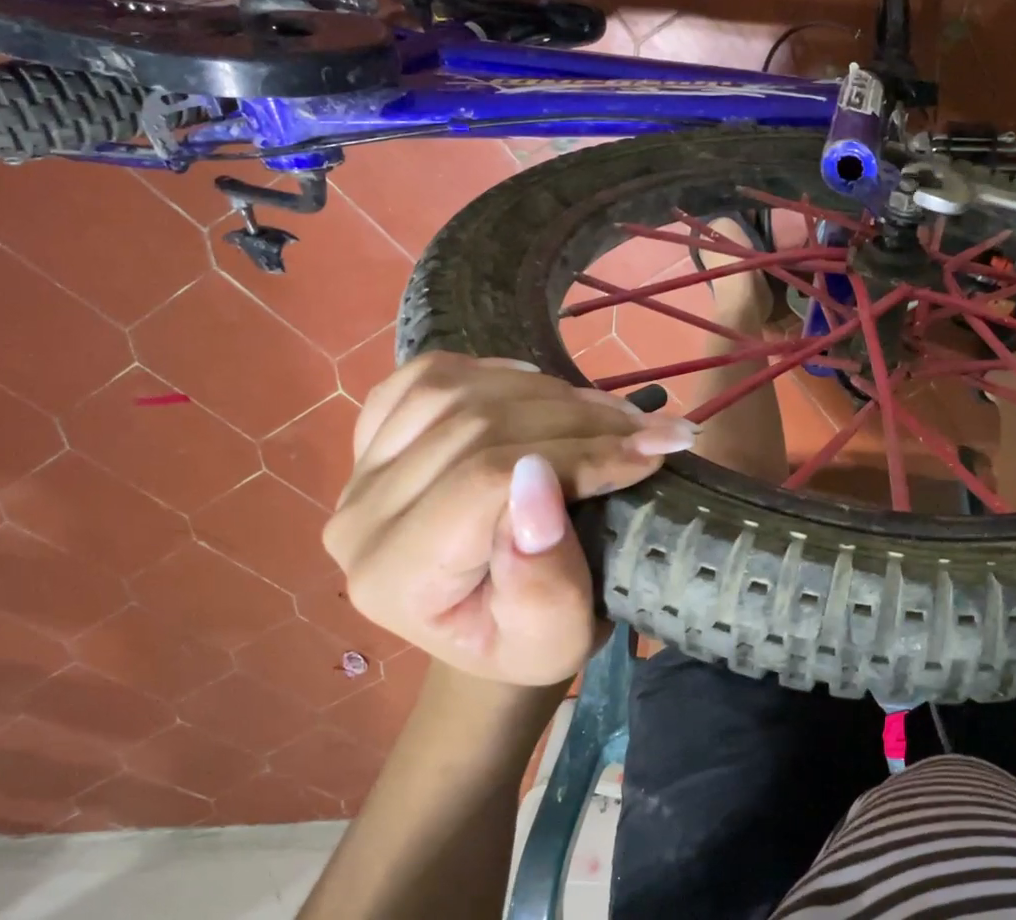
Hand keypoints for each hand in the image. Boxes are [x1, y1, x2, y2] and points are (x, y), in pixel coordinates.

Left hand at [323, 353, 697, 685]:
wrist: (496, 629)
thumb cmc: (532, 644)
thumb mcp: (554, 638)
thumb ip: (543, 578)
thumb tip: (536, 478)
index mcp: (396, 576)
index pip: (485, 480)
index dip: (579, 456)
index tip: (656, 452)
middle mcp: (360, 517)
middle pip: (475, 426)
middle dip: (582, 420)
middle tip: (656, 431)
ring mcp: (359, 471)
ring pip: (455, 390)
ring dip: (551, 391)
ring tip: (616, 415)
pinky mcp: (374, 440)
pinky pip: (425, 377)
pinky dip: (490, 370)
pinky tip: (539, 388)